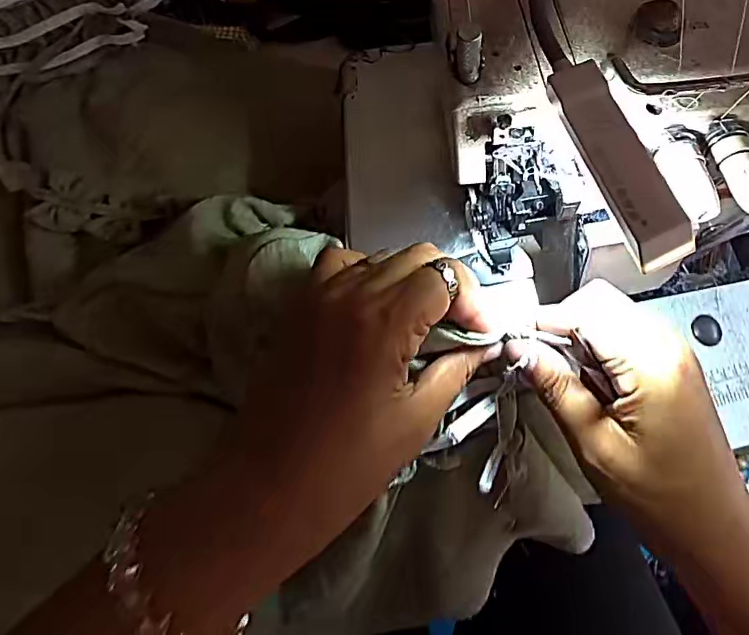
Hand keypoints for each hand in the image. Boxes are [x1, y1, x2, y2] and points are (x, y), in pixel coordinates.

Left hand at [207, 244, 496, 556]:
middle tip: (462, 324)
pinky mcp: (300, 305)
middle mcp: (353, 293)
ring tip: (424, 316)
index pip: (445, 276)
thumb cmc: (345, 467)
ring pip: (386, 256)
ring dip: (413, 277)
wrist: (262, 494)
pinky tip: (376, 304)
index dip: (473, 301)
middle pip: (420, 255)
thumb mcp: (417, 419)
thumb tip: (485, 344)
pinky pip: (343, 262)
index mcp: (385, 320)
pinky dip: (369, 272)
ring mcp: (321, 294)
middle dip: (450, 284)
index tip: (482, 332)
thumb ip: (458, 368)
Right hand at [512, 281, 748, 558]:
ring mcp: (674, 347)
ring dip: (582, 335)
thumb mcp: (596, 447)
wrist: (712, 522)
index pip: (585, 311)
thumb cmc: (664, 498)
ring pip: (611, 310)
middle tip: (539, 363)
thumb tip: (524, 351)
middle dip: (562, 324)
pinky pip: (628, 328)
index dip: (544, 322)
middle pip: (599, 300)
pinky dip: (603, 344)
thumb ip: (558, 390)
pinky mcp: (673, 356)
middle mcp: (667, 343)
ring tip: (571, 381)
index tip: (517, 341)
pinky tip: (595, 383)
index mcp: (651, 362)